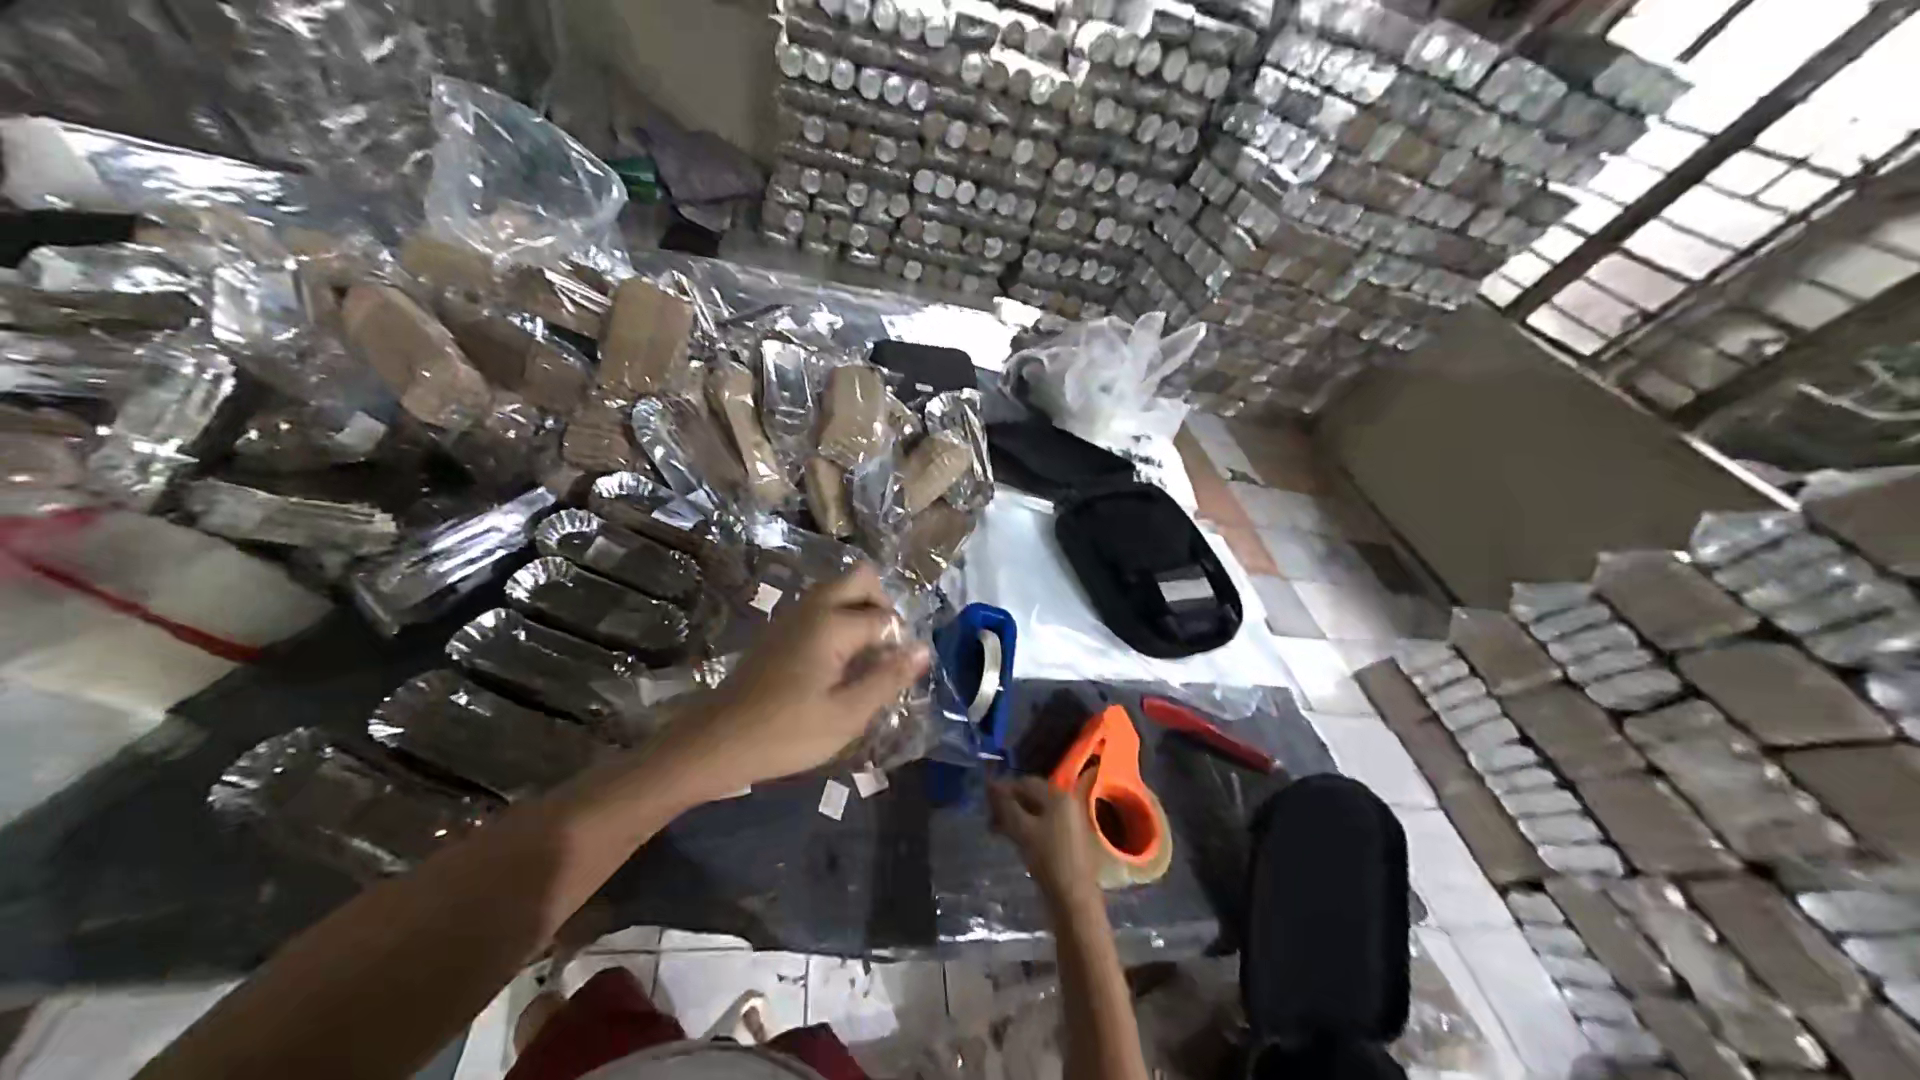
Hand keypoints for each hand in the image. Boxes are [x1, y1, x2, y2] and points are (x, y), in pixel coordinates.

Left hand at [666, 563, 930, 798]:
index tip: (900, 674)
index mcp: (832, 624)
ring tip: (867, 658)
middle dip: (883, 604)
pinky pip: (819, 608)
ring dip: (860, 611)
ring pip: (838, 591)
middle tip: (886, 649)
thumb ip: (888, 678)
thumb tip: (924, 648)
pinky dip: (838, 621)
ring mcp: (791, 616)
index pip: (884, 617)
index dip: (900, 642)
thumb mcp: (847, 714)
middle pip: (860, 578)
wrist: (715, 742)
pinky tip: (838, 663)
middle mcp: (813, 608)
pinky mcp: (778, 631)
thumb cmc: (786, 733)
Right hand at [987, 773, 1101, 902]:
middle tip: (990, 821)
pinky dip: (1028, 828)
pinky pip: (1044, 824)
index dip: (1003, 791)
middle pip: (1031, 796)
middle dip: (1009, 806)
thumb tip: (990, 784)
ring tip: (998, 832)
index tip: (985, 806)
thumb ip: (1005, 805)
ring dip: (1016, 818)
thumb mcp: (1021, 830)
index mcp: (1058, 795)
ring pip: (1036, 811)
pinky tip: (1015, 839)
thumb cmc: (1047, 859)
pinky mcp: (1069, 837)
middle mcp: (1066, 802)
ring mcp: (1070, 820)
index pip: (1024, 783)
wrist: (1074, 898)